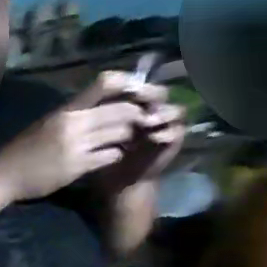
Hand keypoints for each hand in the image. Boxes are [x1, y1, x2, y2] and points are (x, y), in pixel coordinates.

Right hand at [0, 70, 144, 202]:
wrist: (1, 180)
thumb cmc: (19, 153)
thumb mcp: (43, 125)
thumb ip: (71, 115)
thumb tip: (101, 103)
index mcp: (65, 110)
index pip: (107, 82)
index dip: (130, 84)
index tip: (134, 94)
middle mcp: (73, 124)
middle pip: (124, 109)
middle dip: (135, 115)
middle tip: (136, 122)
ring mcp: (76, 146)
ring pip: (122, 133)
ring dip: (127, 137)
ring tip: (121, 141)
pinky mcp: (76, 167)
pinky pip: (111, 156)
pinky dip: (114, 156)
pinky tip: (107, 158)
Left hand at [95, 70, 184, 190]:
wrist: (115, 183)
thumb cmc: (98, 158)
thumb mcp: (90, 138)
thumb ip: (94, 119)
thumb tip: (91, 100)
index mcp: (132, 105)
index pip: (137, 85)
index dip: (131, 83)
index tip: (121, 88)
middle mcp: (152, 110)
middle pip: (158, 92)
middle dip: (149, 94)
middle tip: (138, 98)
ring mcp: (165, 125)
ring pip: (173, 109)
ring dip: (161, 113)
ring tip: (148, 121)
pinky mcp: (172, 140)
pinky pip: (176, 131)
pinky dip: (166, 133)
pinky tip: (154, 137)